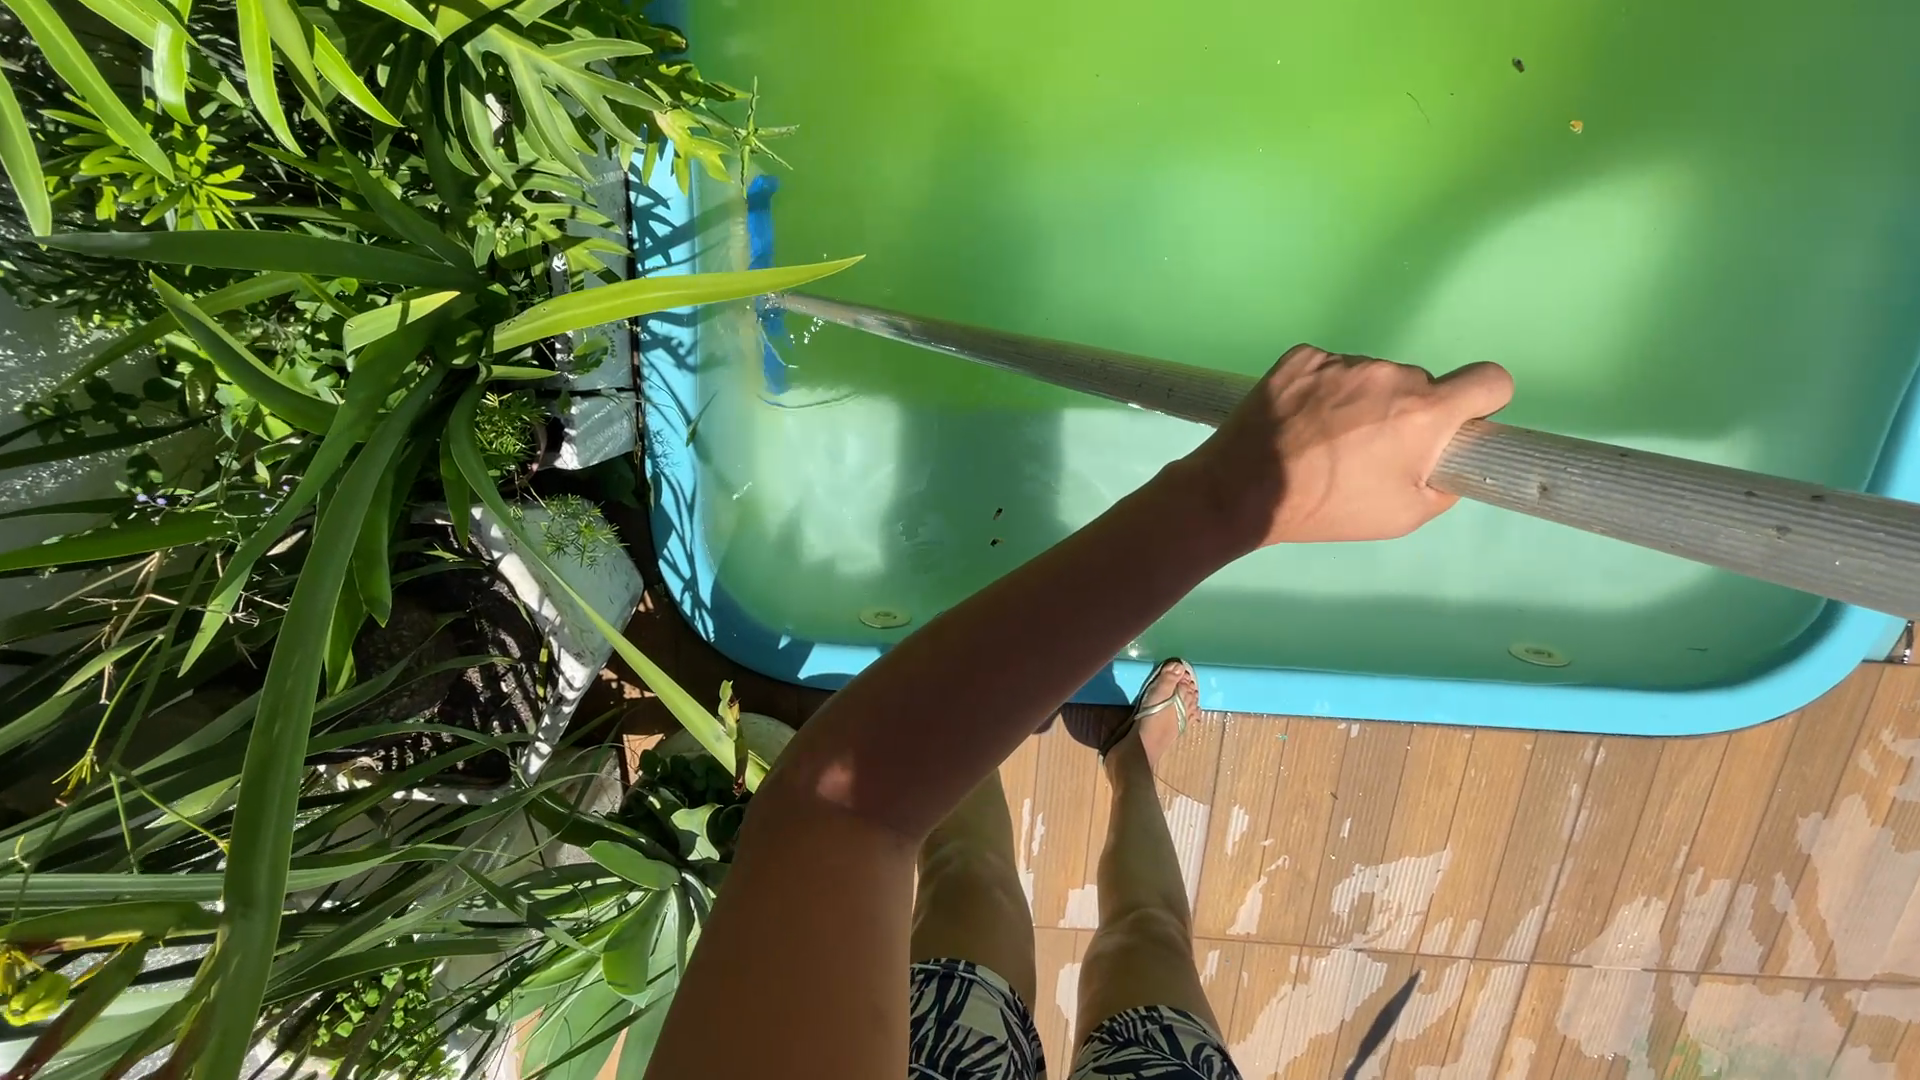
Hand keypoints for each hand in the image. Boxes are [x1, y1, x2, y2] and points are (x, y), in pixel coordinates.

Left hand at [1185, 344, 1512, 546]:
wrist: (1243, 490)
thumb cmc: (1327, 508)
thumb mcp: (1403, 515)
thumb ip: (1442, 483)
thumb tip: (1446, 461)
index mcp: (1426, 411)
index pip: (1490, 379)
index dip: (1480, 401)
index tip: (1457, 421)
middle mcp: (1388, 375)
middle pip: (1417, 384)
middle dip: (1403, 411)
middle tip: (1364, 448)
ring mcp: (1340, 362)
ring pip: (1369, 376)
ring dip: (1357, 400)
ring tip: (1320, 438)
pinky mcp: (1299, 358)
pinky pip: (1327, 368)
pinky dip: (1320, 388)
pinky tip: (1298, 419)